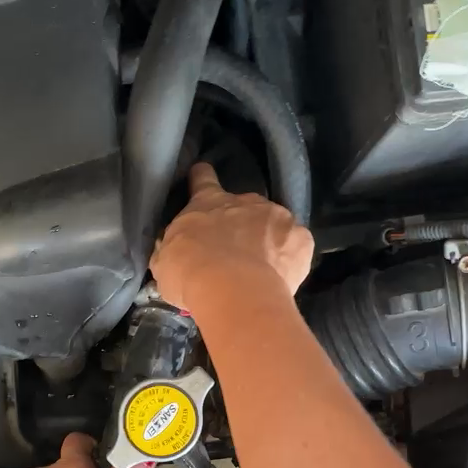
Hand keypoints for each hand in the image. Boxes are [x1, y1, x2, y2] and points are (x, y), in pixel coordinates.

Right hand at [151, 162, 314, 313]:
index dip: (201, 178)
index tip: (202, 176)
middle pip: (243, 206)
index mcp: (208, 203)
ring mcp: (278, 216)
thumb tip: (173, 251)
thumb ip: (172, 250)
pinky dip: (290, 258)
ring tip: (261, 271)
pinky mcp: (302, 238)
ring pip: (273, 225)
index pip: (203, 179)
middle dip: (240, 225)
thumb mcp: (165, 262)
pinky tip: (281, 277)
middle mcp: (245, 201)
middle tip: (234, 256)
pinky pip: (296, 246)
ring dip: (267, 241)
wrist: (234, 291)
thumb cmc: (191, 274)